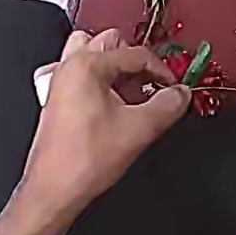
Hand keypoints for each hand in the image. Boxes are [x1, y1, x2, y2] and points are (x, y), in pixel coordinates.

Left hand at [15, 29, 189, 221]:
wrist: (54, 191)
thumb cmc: (87, 160)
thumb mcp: (141, 128)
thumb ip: (169, 104)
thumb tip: (181, 93)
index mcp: (87, 66)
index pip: (137, 54)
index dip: (162, 71)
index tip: (174, 88)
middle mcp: (69, 67)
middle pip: (111, 42)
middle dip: (136, 62)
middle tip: (152, 86)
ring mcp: (58, 82)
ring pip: (90, 51)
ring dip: (113, 65)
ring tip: (129, 90)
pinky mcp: (54, 99)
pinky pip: (75, 73)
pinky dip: (93, 79)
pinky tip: (105, 100)